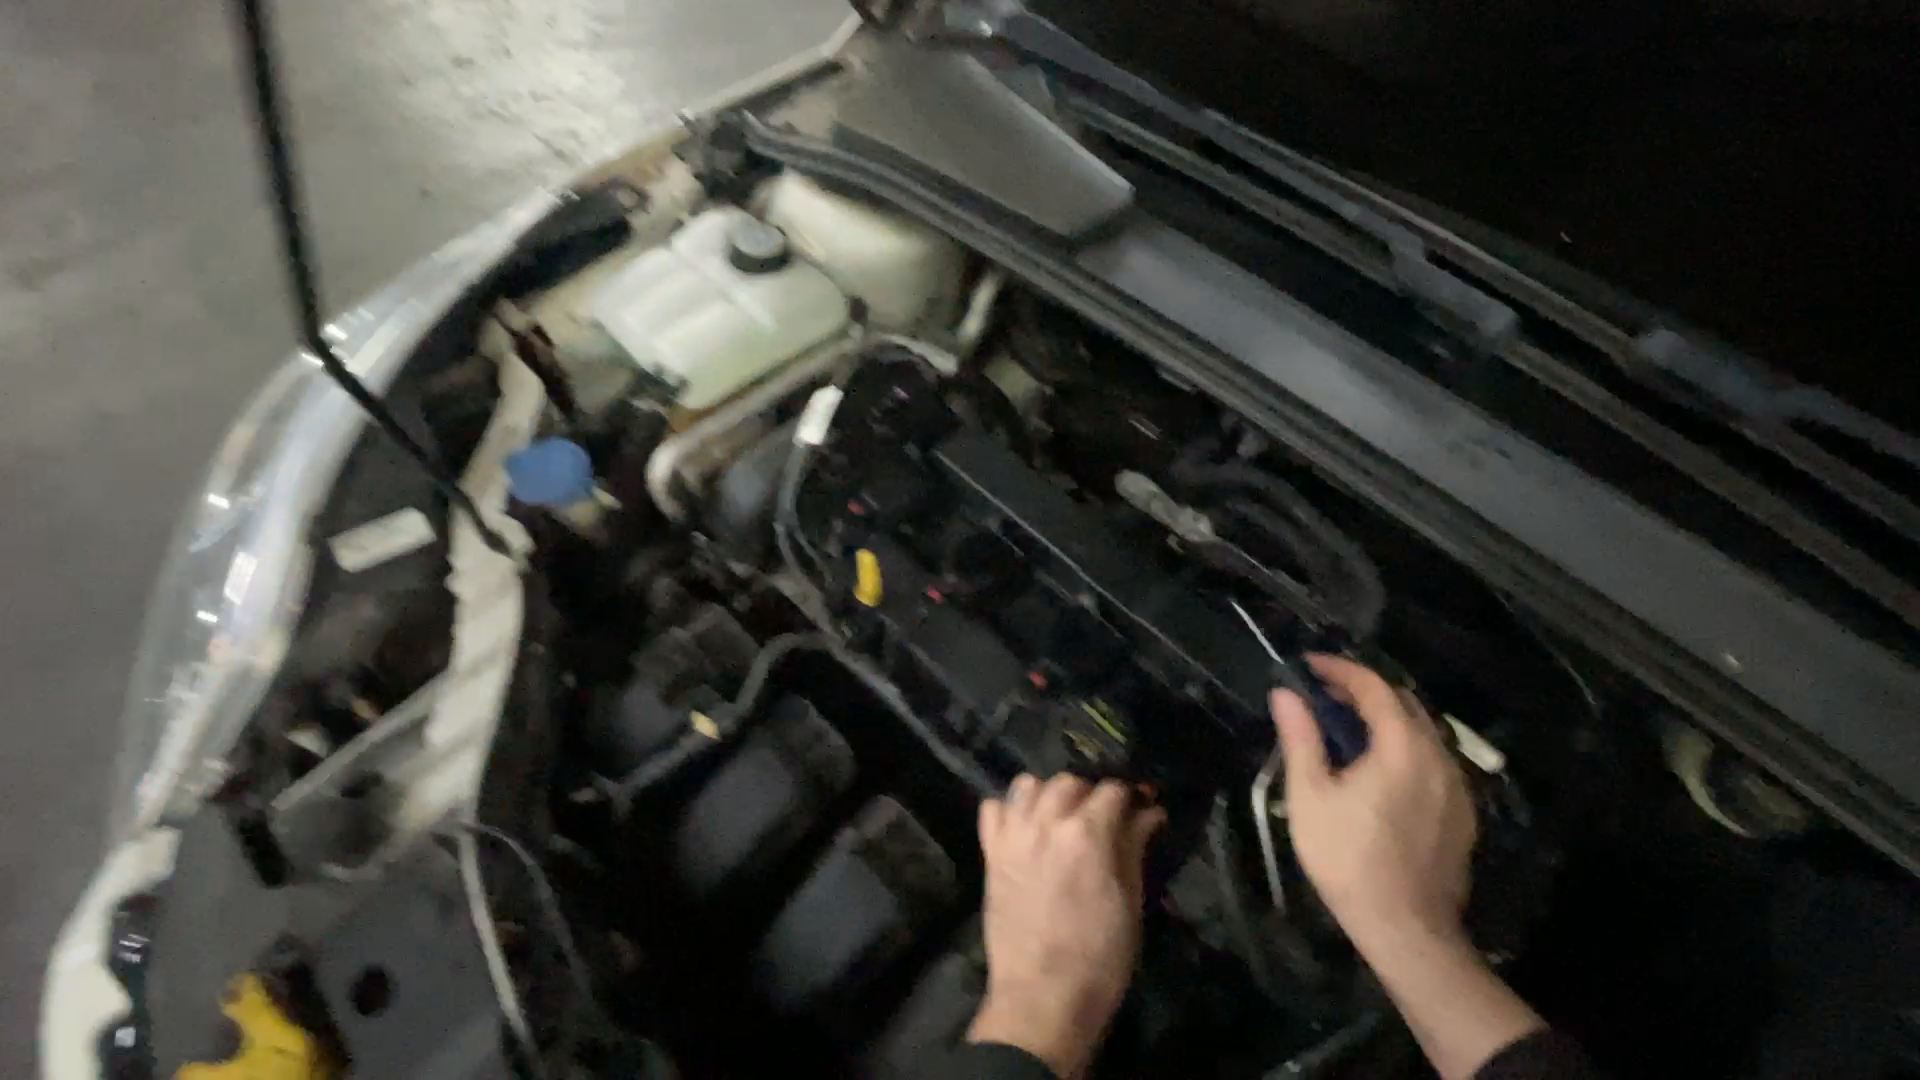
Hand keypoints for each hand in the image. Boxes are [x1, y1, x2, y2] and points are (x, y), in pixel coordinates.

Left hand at [967, 775, 1166, 1078]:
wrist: (1042, 998)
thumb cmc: (1099, 958)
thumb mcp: (1130, 903)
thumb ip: (1134, 847)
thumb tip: (1150, 811)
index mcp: (1087, 834)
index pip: (1113, 790)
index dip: (1131, 796)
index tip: (1141, 807)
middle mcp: (1045, 823)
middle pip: (1070, 782)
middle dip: (1090, 794)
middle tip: (1103, 819)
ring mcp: (1012, 835)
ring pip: (1029, 785)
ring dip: (1048, 794)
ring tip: (1061, 818)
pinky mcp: (990, 853)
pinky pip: (992, 808)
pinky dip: (1009, 809)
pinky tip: (1025, 828)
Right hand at [1272, 655, 1476, 951]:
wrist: (1406, 928)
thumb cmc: (1347, 857)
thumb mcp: (1310, 795)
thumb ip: (1301, 738)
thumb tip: (1285, 694)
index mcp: (1403, 747)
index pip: (1375, 687)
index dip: (1340, 669)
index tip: (1308, 665)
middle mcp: (1439, 757)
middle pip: (1406, 704)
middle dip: (1364, 690)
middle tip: (1325, 696)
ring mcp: (1458, 786)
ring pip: (1424, 733)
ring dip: (1387, 720)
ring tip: (1348, 729)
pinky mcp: (1463, 813)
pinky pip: (1434, 761)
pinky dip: (1404, 747)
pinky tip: (1379, 769)